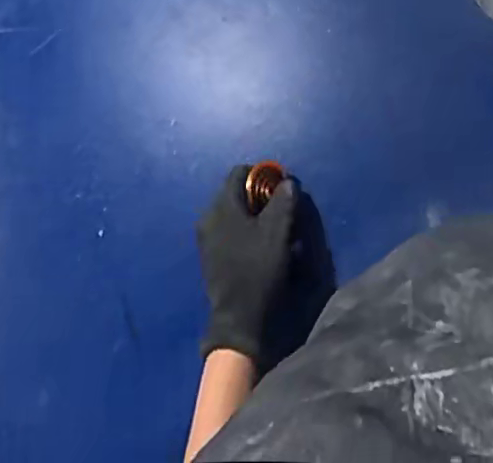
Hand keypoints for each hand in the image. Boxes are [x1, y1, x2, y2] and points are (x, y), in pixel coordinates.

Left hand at [196, 164, 299, 360]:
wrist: (238, 319)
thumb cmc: (259, 270)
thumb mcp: (277, 233)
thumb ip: (283, 202)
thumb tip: (287, 182)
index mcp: (222, 205)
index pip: (239, 172)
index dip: (262, 175)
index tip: (281, 189)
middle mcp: (208, 215)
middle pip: (234, 193)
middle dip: (258, 198)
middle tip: (280, 212)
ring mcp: (205, 236)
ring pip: (231, 213)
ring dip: (251, 216)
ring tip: (273, 232)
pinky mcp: (208, 254)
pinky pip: (226, 230)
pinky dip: (242, 231)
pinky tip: (258, 248)